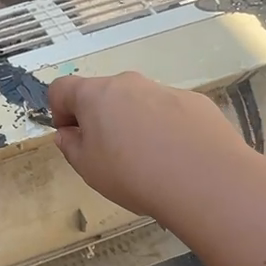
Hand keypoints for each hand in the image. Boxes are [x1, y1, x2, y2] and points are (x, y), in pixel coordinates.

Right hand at [48, 71, 241, 220]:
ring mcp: (164, 90)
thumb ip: (72, 147)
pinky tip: (180, 160)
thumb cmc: (134, 175)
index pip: (62, 88)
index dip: (59, 111)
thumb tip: (69, 134)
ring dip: (135, 123)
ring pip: (139, 103)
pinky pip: (171, 113)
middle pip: (103, 94)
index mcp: (95, 95)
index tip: (71, 136)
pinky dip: (168, 129)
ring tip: (150, 162)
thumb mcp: (89, 170)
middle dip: (101, 118)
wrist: (207, 181)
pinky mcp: (196, 103)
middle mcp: (128, 83)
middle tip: (110, 154)